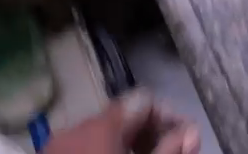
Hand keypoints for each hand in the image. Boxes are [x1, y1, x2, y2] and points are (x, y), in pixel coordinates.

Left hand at [42, 92, 201, 153]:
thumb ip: (170, 152)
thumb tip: (190, 132)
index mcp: (101, 124)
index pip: (144, 99)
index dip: (170, 118)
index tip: (188, 142)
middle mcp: (76, 128)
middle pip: (124, 116)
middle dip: (153, 134)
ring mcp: (56, 148)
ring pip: (105, 135)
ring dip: (132, 147)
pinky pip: (86, 151)